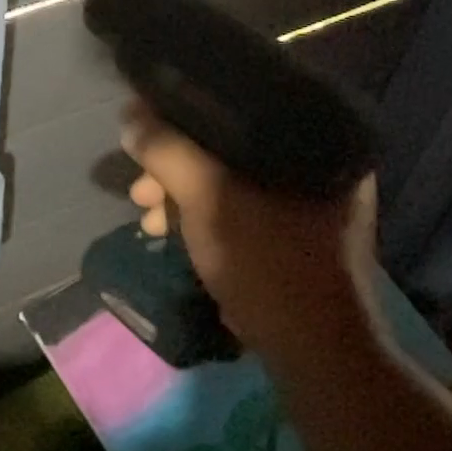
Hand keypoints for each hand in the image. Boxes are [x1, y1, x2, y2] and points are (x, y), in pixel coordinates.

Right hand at [119, 97, 383, 362]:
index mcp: (321, 140)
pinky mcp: (292, 233)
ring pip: (228, 177)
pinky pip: (236, 205)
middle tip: (141, 191)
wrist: (314, 349)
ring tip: (148, 220)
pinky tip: (170, 231)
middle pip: (229, 143)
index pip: (243, 100)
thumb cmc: (268, 263)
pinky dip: (201, 213)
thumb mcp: (207, 198)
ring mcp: (308, 202)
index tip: (147, 133)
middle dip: (173, 165)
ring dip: (179, 193)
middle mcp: (322, 163)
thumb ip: (166, 152)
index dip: (185, 110)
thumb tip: (130, 117)